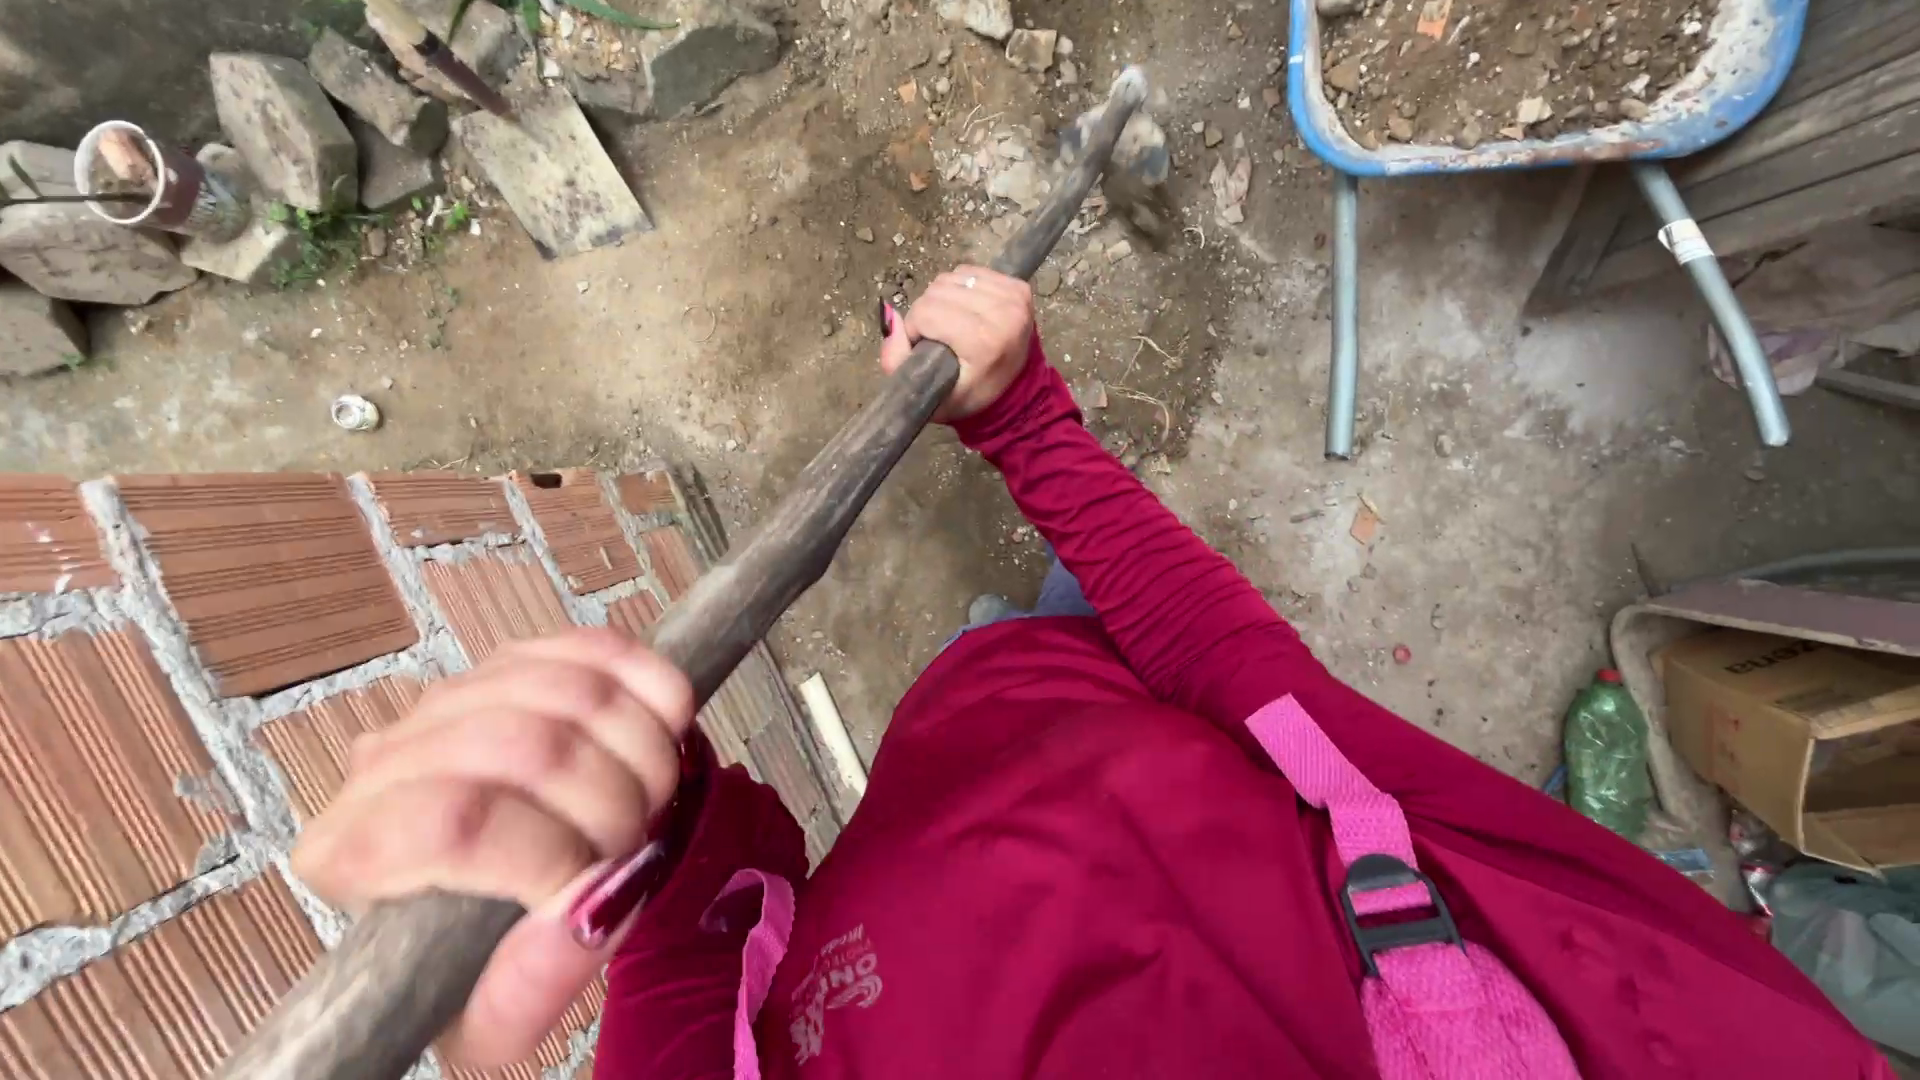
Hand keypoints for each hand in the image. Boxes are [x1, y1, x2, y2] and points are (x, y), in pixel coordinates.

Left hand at [290, 628, 693, 1067]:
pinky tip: (667, 721)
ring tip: (650, 795)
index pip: (450, 820)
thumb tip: (587, 908)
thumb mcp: (493, 1016)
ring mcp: (461, 695)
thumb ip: (530, 987)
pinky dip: (651, 681)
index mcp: (353, 853)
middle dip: (613, 804)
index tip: (586, 887)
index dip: (545, 851)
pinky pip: (598, 647)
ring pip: (571, 691)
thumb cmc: (487, 949)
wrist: (499, 880)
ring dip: (642, 749)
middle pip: (529, 746)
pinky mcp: (525, 657)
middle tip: (634, 844)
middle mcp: (391, 758)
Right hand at [879, 265, 1033, 421]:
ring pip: (951, 278)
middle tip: (939, 337)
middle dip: (928, 313)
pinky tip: (967, 311)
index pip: (926, 313)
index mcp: (983, 341)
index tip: (924, 347)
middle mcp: (1003, 312)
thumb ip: (896, 360)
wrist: (1014, 394)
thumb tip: (890, 313)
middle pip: (937, 292)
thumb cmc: (967, 397)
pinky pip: (969, 272)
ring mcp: (1013, 297)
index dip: (915, 329)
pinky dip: (960, 289)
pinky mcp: (1018, 286)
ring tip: (953, 324)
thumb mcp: (925, 394)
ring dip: (943, 299)